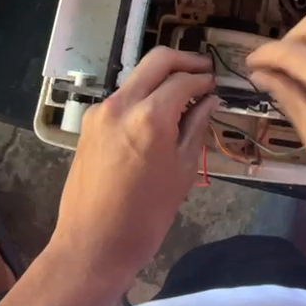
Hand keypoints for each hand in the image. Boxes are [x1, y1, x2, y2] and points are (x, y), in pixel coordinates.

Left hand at [48, 48, 218, 289]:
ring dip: (162, 77)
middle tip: (204, 70)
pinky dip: (144, 94)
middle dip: (184, 60)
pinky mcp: (90, 122)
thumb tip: (209, 100)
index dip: (203, 79)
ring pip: (138, 76)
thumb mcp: (182, 171)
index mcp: (149, 117)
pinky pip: (123, 96)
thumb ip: (196, 127)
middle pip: (157, 60)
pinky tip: (158, 113)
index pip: (183, 80)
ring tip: (184, 93)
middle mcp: (122, 103)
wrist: (92, 245)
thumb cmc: (146, 216)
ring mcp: (101, 110)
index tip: (215, 84)